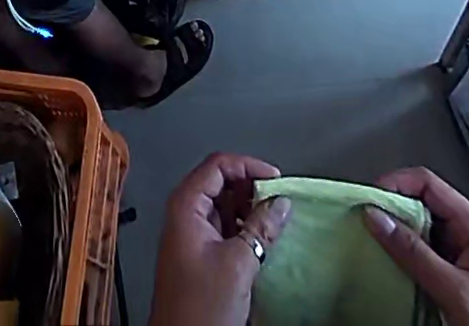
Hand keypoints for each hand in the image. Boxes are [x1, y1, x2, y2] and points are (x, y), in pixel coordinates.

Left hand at [149, 153, 292, 325]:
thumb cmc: (202, 304)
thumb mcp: (238, 264)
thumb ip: (261, 228)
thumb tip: (282, 202)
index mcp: (186, 203)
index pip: (218, 165)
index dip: (248, 166)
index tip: (277, 179)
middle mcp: (186, 210)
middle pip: (220, 180)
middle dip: (250, 187)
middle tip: (278, 201)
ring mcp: (192, 230)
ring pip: (223, 203)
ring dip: (249, 208)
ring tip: (274, 221)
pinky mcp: (200, 251)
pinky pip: (224, 225)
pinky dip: (243, 226)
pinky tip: (262, 238)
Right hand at [360, 167, 468, 325]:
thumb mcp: (460, 293)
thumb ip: (415, 254)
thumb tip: (373, 215)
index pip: (426, 183)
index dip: (394, 184)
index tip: (367, 201)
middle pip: (421, 207)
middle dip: (392, 214)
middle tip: (363, 228)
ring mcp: (468, 261)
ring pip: (422, 235)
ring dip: (398, 241)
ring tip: (373, 250)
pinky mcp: (464, 284)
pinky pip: (427, 260)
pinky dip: (407, 263)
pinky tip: (392, 274)